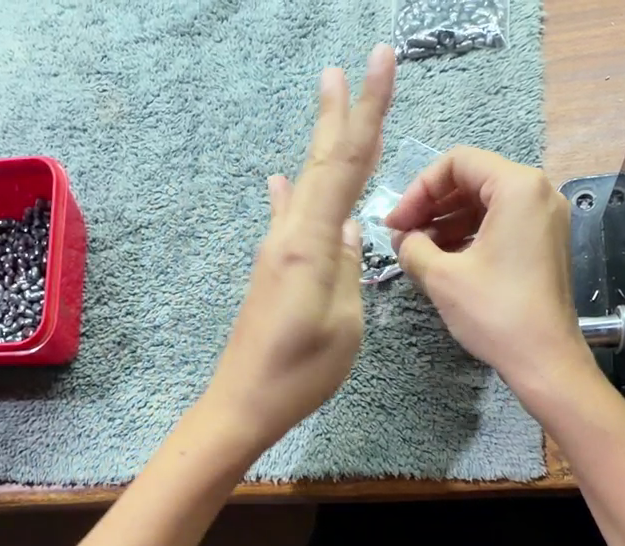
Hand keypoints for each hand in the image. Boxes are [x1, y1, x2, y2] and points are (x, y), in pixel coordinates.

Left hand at [202, 45, 396, 452]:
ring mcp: (276, 254)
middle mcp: (289, 237)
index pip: (348, 163)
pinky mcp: (271, 274)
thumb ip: (348, 269)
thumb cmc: (300, 371)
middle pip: (322, 163)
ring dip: (322, 144)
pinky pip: (287, 220)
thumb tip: (349, 229)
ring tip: (330, 103)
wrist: (244, 402)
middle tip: (356, 64)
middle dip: (344, 112)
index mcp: (311, 242)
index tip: (381, 63)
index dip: (369, 112)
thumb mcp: (344, 323)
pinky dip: (290, 195)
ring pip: (307, 186)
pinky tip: (280, 180)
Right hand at [384, 147, 596, 403]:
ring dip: (447, 223)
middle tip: (402, 237)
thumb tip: (404, 239)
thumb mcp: (442, 277)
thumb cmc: (495, 312)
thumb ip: (414, 247)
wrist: (544, 359)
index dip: (418, 189)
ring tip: (417, 251)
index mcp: (518, 187)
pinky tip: (444, 260)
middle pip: (473, 180)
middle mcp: (538, 193)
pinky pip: (501, 225)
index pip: (457, 163)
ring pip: (486, 204)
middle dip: (432, 206)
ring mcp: (545, 219)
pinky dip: (469, 236)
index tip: (396, 224)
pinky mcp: (544, 245)